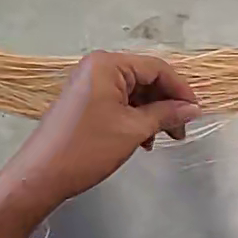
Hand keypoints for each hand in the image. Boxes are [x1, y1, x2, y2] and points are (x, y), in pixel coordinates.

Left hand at [0, 51, 200, 209]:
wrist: (41, 173)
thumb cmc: (88, 147)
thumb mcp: (133, 129)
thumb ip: (166, 114)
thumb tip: (192, 108)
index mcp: (107, 64)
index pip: (156, 67)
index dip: (180, 89)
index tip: (196, 113)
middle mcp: (96, 67)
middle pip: (144, 78)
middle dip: (165, 103)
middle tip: (179, 131)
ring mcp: (87, 84)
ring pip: (132, 92)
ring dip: (150, 113)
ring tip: (159, 139)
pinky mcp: (82, 101)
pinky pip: (117, 102)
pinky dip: (133, 118)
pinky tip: (140, 140)